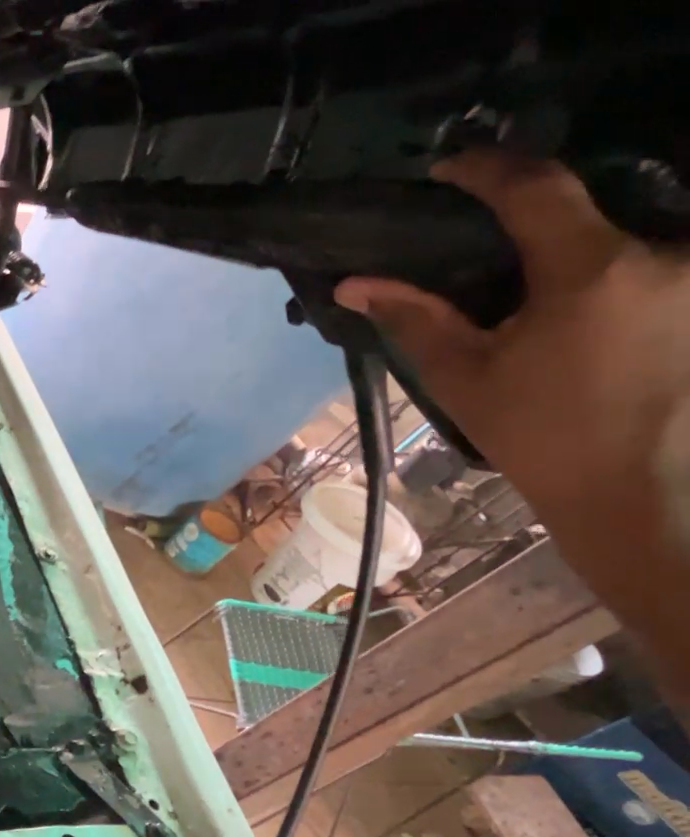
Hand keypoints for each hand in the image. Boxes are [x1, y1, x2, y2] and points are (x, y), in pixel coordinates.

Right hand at [336, 151, 689, 697]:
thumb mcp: (464, 377)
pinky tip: (576, 317)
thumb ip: (414, 318)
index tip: (447, 167)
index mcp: (589, 269)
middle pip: (587, 210)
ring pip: (621, 240)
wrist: (647, 492)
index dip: (486, 168)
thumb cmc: (543, 435)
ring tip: (528, 290)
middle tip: (481, 243)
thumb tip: (353, 283)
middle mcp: (660, 255)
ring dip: (572, 252)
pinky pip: (647, 266)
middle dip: (531, 219)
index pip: (535, 188)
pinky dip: (606, 276)